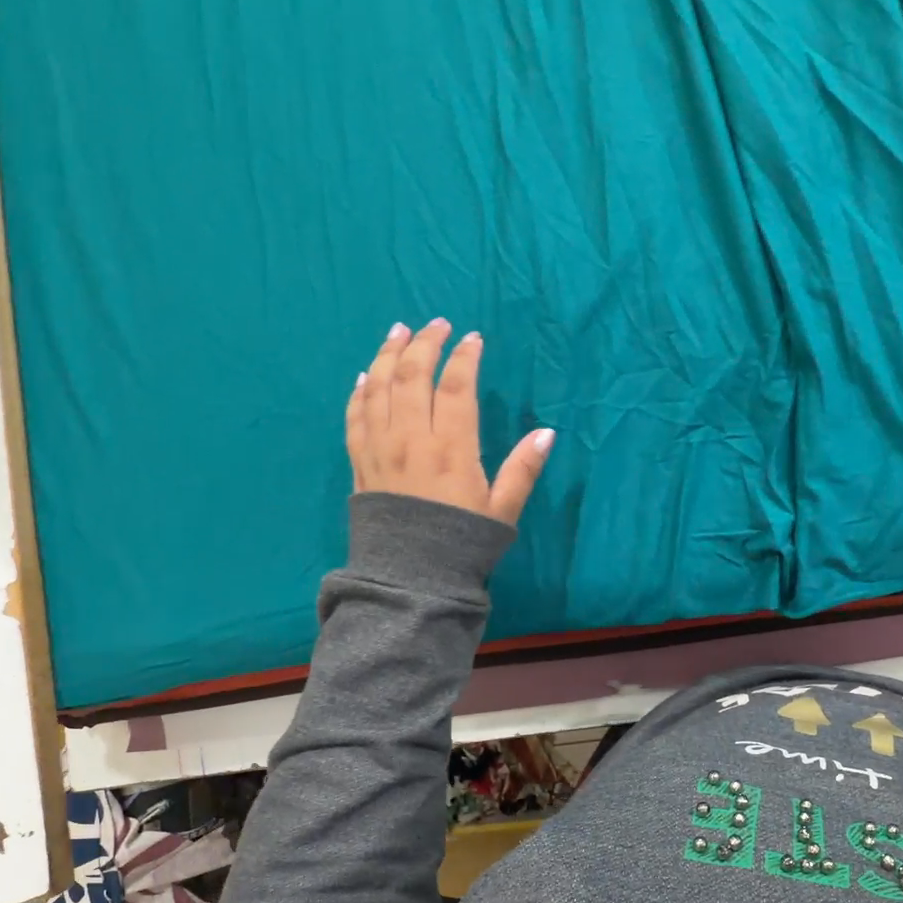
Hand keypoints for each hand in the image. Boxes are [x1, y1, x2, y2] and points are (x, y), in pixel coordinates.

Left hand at [346, 319, 552, 525]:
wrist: (411, 578)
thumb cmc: (462, 543)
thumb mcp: (503, 509)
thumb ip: (524, 469)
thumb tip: (547, 433)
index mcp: (451, 448)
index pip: (455, 388)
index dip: (464, 358)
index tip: (473, 339)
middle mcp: (412, 439)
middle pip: (413, 377)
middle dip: (425, 344)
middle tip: (436, 324)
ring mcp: (381, 449)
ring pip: (380, 388)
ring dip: (389, 355)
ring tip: (398, 332)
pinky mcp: (361, 462)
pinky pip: (355, 417)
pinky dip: (361, 391)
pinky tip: (367, 375)